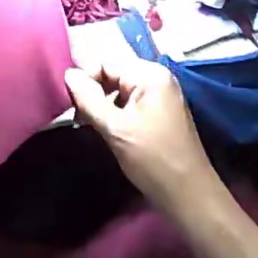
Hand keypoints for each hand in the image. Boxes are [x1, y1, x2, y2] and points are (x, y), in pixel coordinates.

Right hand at [63, 56, 215, 210]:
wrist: (189, 194)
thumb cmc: (152, 159)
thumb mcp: (116, 129)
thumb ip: (90, 100)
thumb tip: (68, 74)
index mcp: (150, 74)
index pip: (108, 63)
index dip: (86, 80)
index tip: (68, 103)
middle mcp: (157, 76)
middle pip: (115, 74)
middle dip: (95, 93)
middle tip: (77, 118)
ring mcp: (162, 93)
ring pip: (122, 89)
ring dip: (105, 104)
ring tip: (88, 125)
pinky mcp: (162, 110)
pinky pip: (133, 102)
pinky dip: (118, 112)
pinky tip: (107, 129)